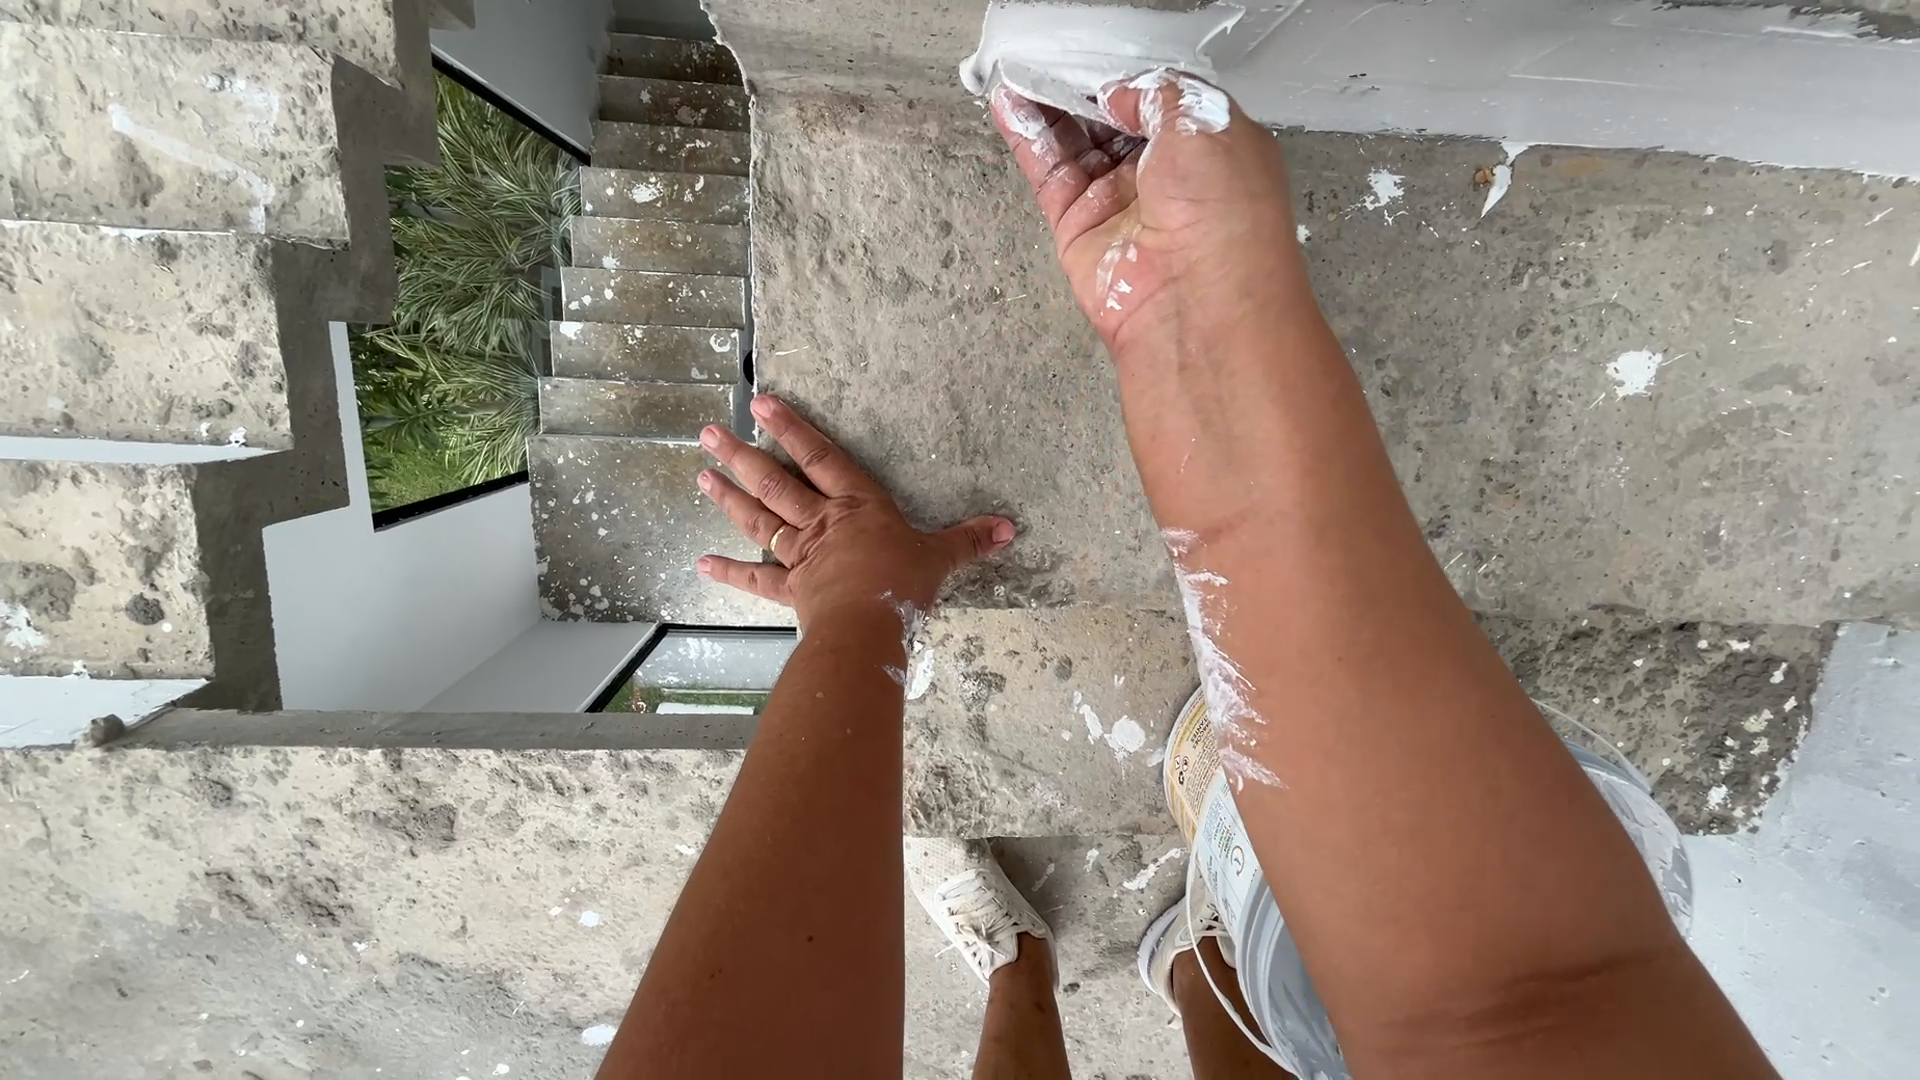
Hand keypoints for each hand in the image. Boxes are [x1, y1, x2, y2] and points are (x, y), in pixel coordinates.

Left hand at [696, 395, 1016, 626]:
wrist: (870, 628)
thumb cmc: (902, 585)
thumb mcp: (941, 558)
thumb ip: (970, 540)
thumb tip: (1011, 527)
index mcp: (857, 505)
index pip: (820, 457)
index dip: (792, 428)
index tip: (761, 405)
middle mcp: (823, 522)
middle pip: (776, 483)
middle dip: (742, 456)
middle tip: (708, 434)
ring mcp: (802, 556)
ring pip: (759, 520)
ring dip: (729, 498)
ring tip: (702, 475)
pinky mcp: (792, 590)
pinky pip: (757, 578)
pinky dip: (730, 571)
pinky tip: (701, 562)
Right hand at [988, 71, 1308, 362]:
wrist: (1196, 299)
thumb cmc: (1226, 219)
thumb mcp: (1204, 120)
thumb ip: (1157, 93)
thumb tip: (1120, 92)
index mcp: (1204, 149)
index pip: (1157, 101)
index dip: (1128, 77)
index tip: (1100, 56)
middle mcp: (1160, 179)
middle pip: (1110, 120)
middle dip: (1082, 88)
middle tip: (1053, 58)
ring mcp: (1117, 205)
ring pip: (1074, 143)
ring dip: (1047, 105)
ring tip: (1022, 71)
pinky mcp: (1079, 227)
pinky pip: (1049, 173)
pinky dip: (1028, 138)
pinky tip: (1011, 105)